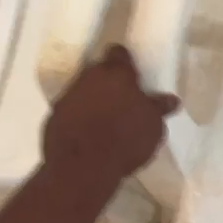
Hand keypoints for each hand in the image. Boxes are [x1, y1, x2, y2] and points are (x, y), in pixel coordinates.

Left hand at [42, 45, 179, 183]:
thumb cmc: (125, 140)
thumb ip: (159, 108)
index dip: (125, 60)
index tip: (131, 71)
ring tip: (104, 119)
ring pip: (81, 90)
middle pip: (98, 70)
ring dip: (91, 99)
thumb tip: (171, 99)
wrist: (81, 169)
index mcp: (117, 74)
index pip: (119, 53)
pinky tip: (86, 134)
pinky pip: (68, 111)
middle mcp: (89, 78)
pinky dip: (77, 118)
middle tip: (121, 97)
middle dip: (108, 80)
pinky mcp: (52, 117)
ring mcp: (67, 97)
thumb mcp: (153, 127)